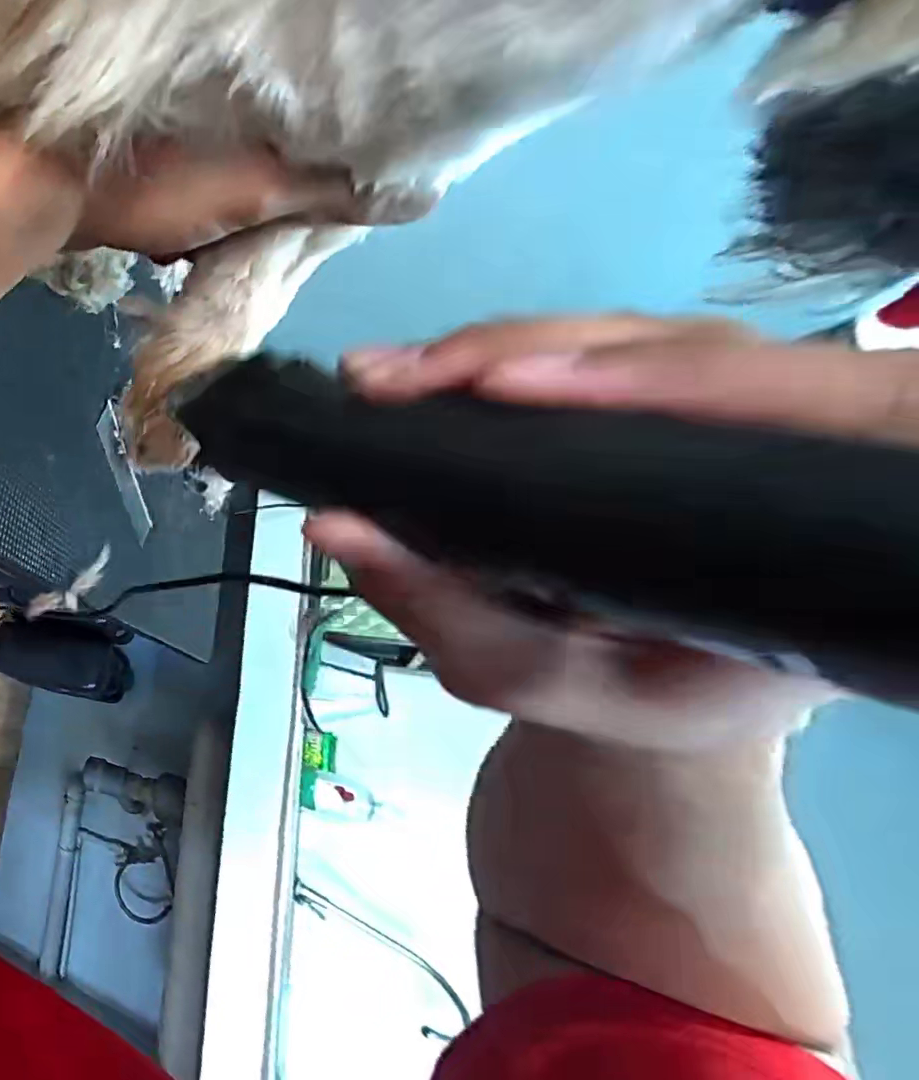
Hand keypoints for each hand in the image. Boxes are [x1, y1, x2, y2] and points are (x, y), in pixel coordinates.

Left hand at [46, 136, 358, 257]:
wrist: (61, 196)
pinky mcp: (151, 166)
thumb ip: (327, 191)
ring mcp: (186, 139)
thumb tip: (424, 199)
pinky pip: (187, 198)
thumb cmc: (162, 189)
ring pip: (230, 184)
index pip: (331, 134)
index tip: (338, 213)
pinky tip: (178, 249)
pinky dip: (187, 225)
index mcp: (269, 105)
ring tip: (221, 249)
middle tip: (272, 241)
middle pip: (279, 161)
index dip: (341, 173)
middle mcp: (232, 112)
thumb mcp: (256, 192)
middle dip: (275, 205)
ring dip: (226, 222)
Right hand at [308, 313, 899, 748]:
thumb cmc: (599, 693)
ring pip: (620, 338)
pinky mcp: (653, 401)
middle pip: (672, 351)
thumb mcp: (512, 670)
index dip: (647, 382)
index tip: (503, 387)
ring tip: (380, 376)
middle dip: (514, 355)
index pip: (777, 415)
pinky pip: (581, 352)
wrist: (652, 687)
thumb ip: (431, 606)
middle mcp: (786, 448)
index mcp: (809, 534)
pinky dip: (486, 358)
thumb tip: (327, 525)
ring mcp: (722, 414)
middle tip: (386, 382)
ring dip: (487, 349)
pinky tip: (412, 371)